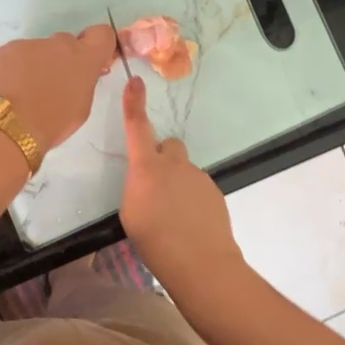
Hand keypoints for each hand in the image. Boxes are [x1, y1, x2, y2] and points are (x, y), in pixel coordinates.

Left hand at [0, 24, 115, 151]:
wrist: (11, 125)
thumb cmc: (53, 122)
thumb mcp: (81, 106)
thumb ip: (84, 81)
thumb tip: (79, 74)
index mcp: (84, 58)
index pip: (102, 34)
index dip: (96, 45)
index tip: (90, 60)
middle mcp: (60, 43)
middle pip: (66, 44)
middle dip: (62, 59)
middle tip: (52, 83)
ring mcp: (31, 43)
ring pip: (39, 50)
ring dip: (37, 64)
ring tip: (25, 90)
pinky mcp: (7, 49)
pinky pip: (16, 55)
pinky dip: (14, 67)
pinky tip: (8, 87)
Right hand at [118, 77, 242, 285]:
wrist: (201, 263)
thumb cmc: (155, 241)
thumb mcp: (130, 214)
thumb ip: (137, 188)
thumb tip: (146, 183)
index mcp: (147, 168)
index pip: (137, 128)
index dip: (134, 104)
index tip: (135, 81)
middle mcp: (174, 165)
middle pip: (168, 147)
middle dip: (161, 158)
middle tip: (154, 187)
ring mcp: (198, 176)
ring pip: (183, 170)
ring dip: (176, 184)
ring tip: (172, 218)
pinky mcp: (214, 191)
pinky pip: (197, 187)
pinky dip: (191, 200)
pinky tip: (189, 225)